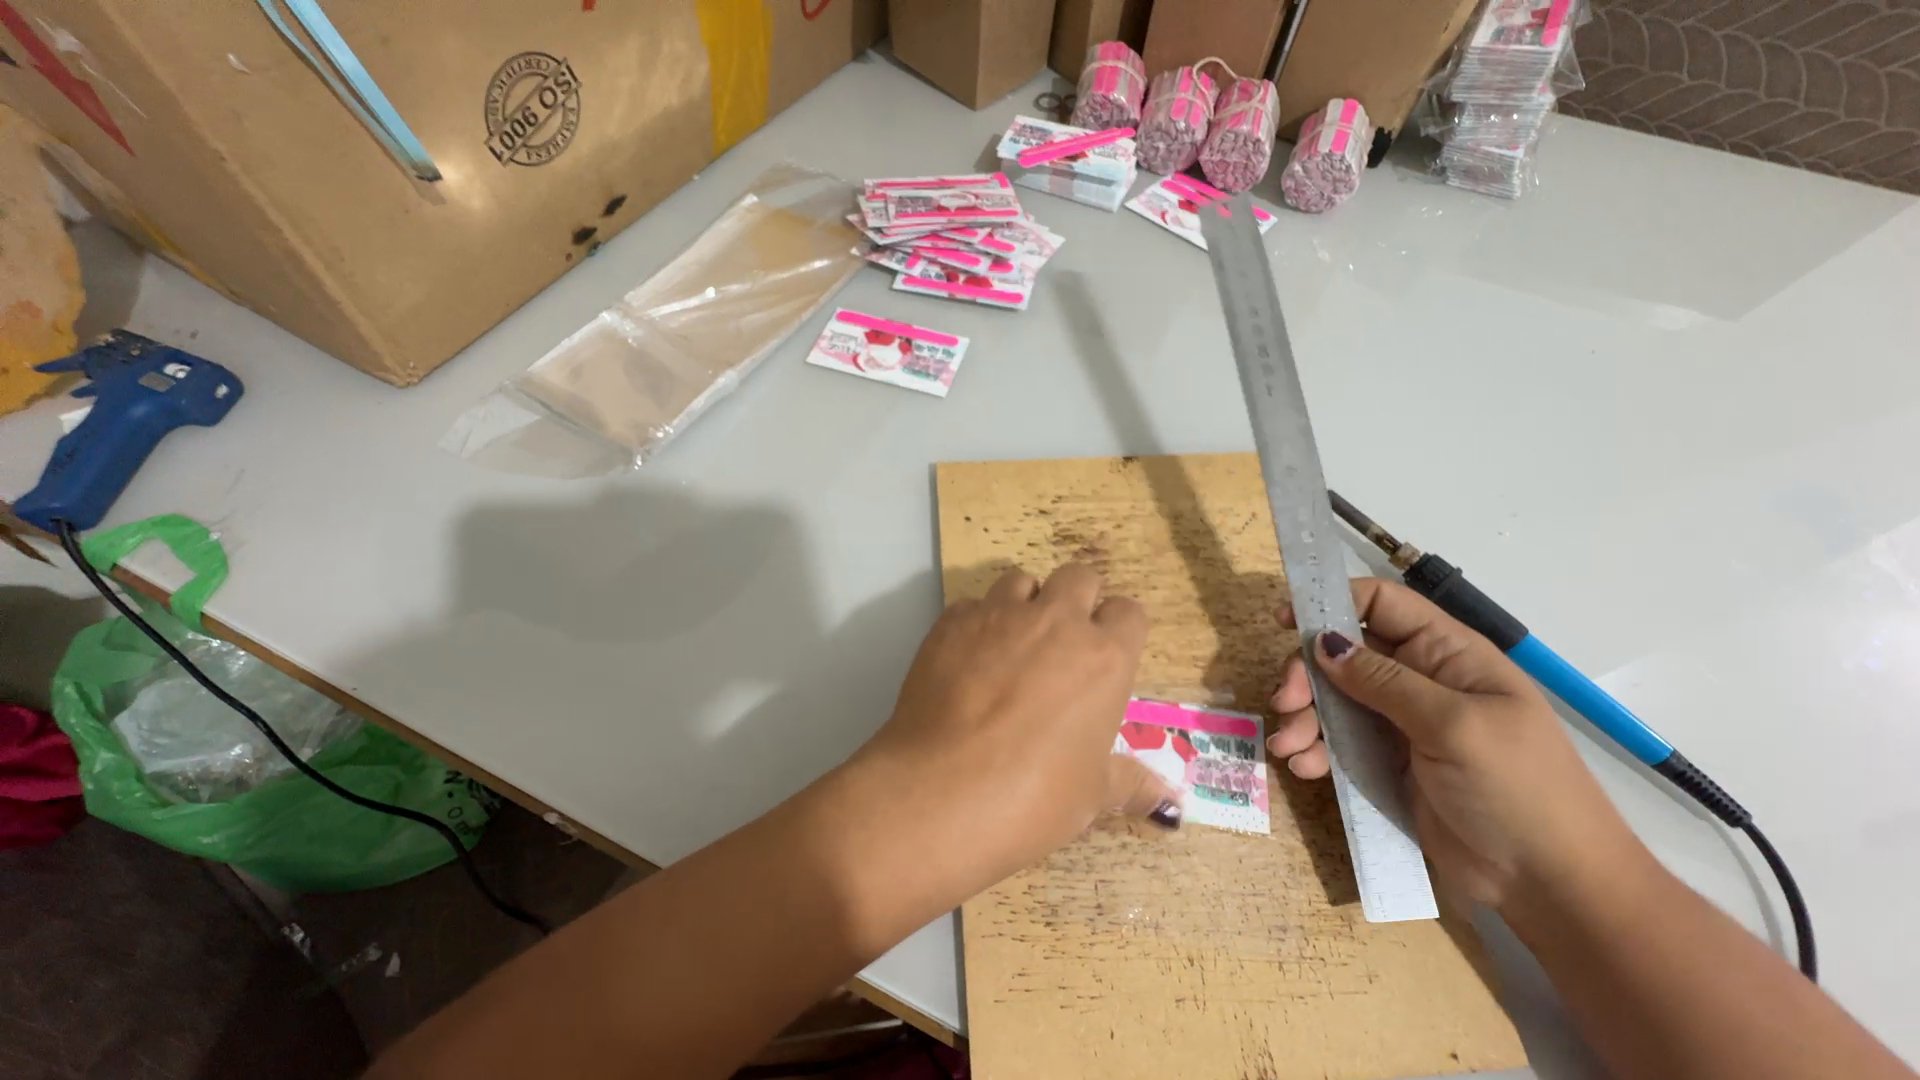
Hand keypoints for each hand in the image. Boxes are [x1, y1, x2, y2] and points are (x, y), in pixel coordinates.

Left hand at [852, 564, 1180, 888]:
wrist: (938, 793)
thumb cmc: (1032, 799)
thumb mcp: (1091, 797)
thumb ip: (1130, 784)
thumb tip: (1171, 806)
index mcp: (1104, 659)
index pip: (1129, 613)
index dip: (1120, 631)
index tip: (1108, 656)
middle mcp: (1055, 623)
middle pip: (1078, 578)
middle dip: (1076, 601)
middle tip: (1062, 644)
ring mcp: (998, 616)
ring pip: (1021, 581)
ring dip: (1024, 604)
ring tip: (1012, 646)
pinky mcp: (950, 623)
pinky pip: (972, 606)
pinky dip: (976, 624)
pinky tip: (966, 663)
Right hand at [1266, 578, 1645, 908]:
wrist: (1548, 884)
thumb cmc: (1516, 789)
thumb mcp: (1453, 725)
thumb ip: (1384, 680)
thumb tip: (1324, 642)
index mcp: (1448, 655)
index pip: (1382, 605)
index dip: (1333, 602)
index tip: (1285, 622)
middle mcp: (1421, 681)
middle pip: (1345, 654)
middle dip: (1308, 673)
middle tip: (1285, 703)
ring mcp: (1403, 725)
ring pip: (1334, 699)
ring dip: (1305, 717)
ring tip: (1289, 748)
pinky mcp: (1388, 765)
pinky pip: (1339, 743)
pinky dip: (1315, 750)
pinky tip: (1305, 768)